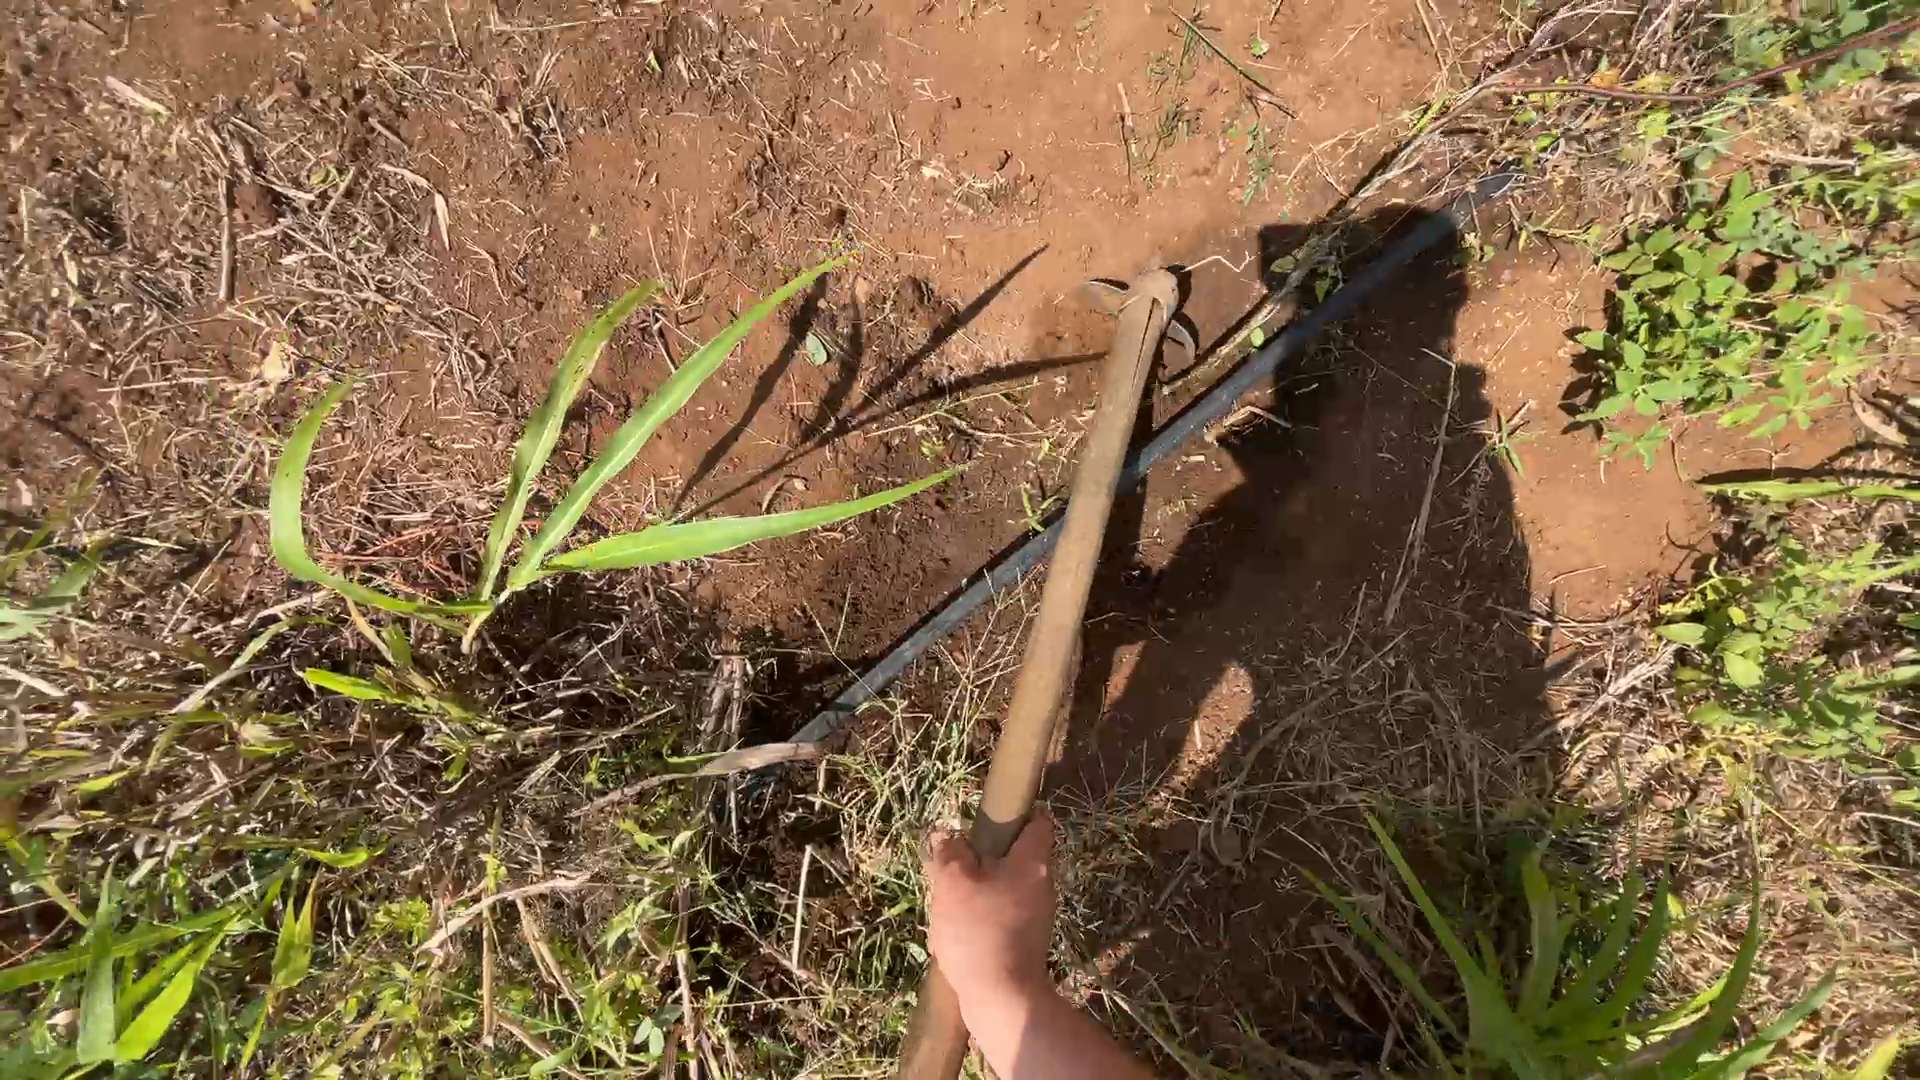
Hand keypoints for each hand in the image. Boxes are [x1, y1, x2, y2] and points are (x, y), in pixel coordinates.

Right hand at [924, 810, 1057, 1003]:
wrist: (1002, 1000)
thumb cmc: (979, 930)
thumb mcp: (953, 882)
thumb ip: (949, 852)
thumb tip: (945, 835)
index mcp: (1033, 861)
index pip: (1038, 820)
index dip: (1016, 813)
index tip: (988, 819)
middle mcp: (1043, 883)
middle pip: (1014, 854)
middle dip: (982, 858)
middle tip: (954, 866)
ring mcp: (1038, 914)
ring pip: (1003, 885)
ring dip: (977, 890)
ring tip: (949, 902)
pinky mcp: (1027, 940)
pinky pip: (1002, 913)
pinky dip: (982, 915)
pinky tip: (957, 932)